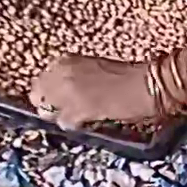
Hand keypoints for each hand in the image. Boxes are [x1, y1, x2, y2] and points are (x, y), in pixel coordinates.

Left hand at [30, 55, 155, 127]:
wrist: (147, 85)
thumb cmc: (131, 76)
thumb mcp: (97, 68)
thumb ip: (79, 76)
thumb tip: (74, 90)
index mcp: (66, 61)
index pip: (42, 79)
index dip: (50, 91)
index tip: (57, 98)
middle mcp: (60, 75)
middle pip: (39, 95)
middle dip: (49, 104)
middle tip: (61, 112)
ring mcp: (67, 94)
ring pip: (48, 111)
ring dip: (60, 116)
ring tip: (74, 120)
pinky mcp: (79, 111)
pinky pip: (66, 122)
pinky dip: (74, 125)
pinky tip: (84, 125)